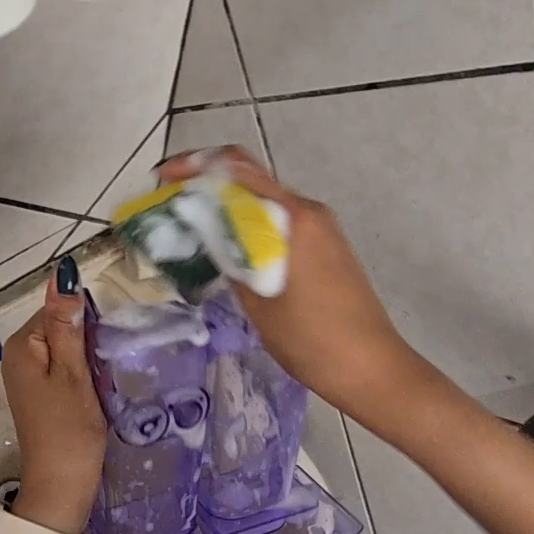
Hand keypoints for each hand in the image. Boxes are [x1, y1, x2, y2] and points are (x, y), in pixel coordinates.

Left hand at [1, 258, 106, 533]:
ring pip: (68, 351)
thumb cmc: (69, 430)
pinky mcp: (42, 395)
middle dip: (88, 343)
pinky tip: (96, 393)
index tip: (104, 348)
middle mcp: (18, 357)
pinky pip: (66, 371)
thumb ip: (67, 326)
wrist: (62, 484)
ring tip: (103, 383)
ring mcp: (29, 378)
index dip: (86, 324)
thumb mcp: (72, 373)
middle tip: (105, 369)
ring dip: (90, 361)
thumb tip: (62, 279)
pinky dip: (84, 377)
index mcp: (21, 346)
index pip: (57, 310)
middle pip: (62, 329)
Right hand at [156, 146, 432, 423]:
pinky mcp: (324, 250)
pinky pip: (278, 227)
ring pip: (263, 207)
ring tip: (189, 236)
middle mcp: (309, 212)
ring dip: (226, 214)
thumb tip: (205, 232)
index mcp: (294, 216)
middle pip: (249, 183)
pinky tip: (226, 255)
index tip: (163, 179)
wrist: (371, 368)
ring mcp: (320, 230)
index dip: (194, 165)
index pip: (237, 168)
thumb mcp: (259, 303)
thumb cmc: (313, 340)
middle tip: (169, 214)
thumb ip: (232, 259)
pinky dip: (248, 232)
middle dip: (206, 191)